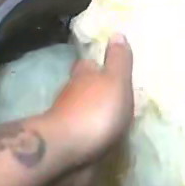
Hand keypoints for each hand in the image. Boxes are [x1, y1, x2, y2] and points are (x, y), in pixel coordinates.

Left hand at [39, 36, 134, 169]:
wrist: (67, 152)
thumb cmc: (96, 112)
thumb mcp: (116, 81)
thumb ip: (118, 61)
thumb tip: (116, 33)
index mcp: (84, 77)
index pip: (88, 65)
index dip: (96, 66)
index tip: (104, 68)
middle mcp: (70, 96)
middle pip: (81, 88)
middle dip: (92, 90)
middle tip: (108, 94)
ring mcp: (65, 122)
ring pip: (79, 112)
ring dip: (90, 114)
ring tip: (107, 119)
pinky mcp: (66, 144)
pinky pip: (79, 136)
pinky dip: (87, 136)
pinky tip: (98, 141)